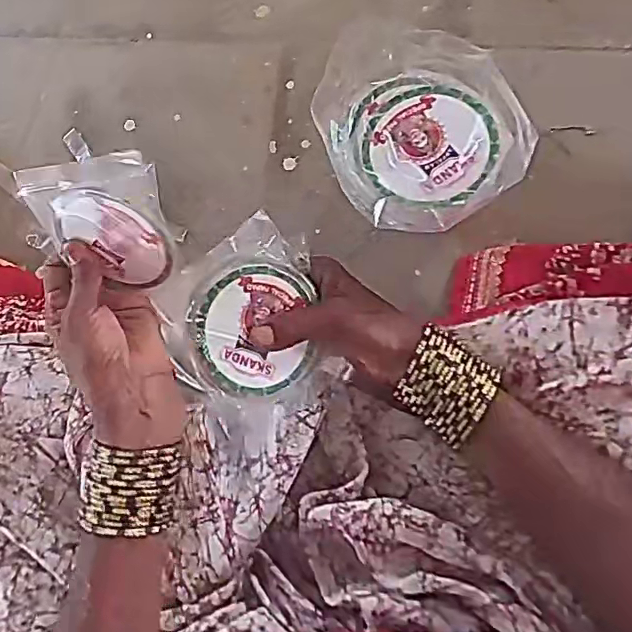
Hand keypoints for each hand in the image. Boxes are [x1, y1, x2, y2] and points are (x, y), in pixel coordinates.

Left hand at [41, 241, 185, 447]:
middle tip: (109, 217)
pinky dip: (143, 264)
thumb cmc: (98, 364)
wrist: (137, 394)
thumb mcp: (81, 319)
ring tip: (128, 224)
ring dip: (120, 252)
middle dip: (96, 245)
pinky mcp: (142, 306)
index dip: (67, 249)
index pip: (59, 269)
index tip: (80, 224)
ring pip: (114, 270)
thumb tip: (77, 247)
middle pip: (88, 266)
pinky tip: (147, 245)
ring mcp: (115, 304)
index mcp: (61, 308)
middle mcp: (87, 303)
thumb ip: (83, 281)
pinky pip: (140, 280)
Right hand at [248, 257, 423, 398]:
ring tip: (234, 343)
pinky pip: (295, 347)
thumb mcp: (332, 318)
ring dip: (267, 335)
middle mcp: (320, 295)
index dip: (262, 276)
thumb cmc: (375, 328)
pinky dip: (279, 354)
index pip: (286, 268)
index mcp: (325, 275)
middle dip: (258, 310)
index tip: (233, 287)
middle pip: (282, 299)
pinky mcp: (323, 348)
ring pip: (286, 325)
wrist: (406, 363)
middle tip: (225, 320)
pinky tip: (256, 363)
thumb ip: (293, 324)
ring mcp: (321, 323)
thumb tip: (254, 335)